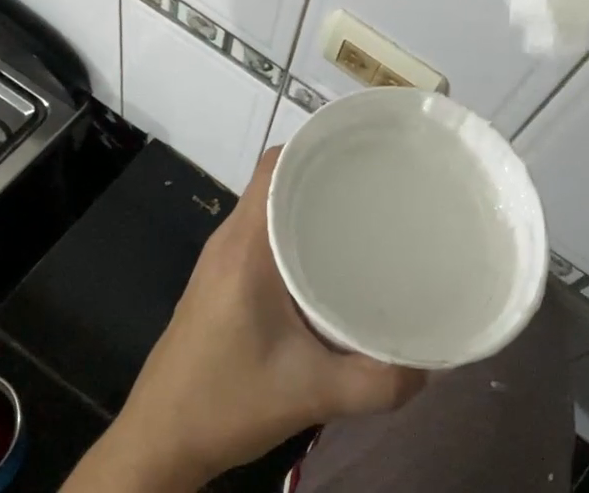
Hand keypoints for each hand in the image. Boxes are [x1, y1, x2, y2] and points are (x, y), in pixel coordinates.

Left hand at [66, 149, 425, 491]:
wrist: (158, 444)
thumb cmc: (226, 402)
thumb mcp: (311, 394)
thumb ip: (377, 382)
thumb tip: (431, 367)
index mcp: (246, 247)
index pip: (275, 164)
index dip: (317, 145)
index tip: (366, 150)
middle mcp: (230, 241)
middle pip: (277, 180)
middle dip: (327, 172)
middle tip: (381, 185)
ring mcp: (221, 262)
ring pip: (269, 209)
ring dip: (311, 204)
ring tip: (365, 215)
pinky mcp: (220, 284)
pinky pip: (263, 236)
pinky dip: (295, 232)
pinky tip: (330, 261)